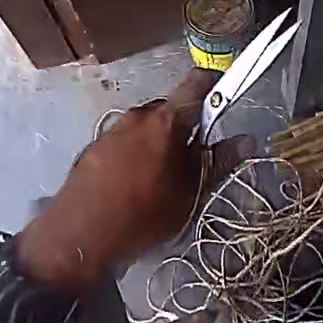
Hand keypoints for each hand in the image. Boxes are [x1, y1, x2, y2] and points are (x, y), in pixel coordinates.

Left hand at [16, 69, 227, 293]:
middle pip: (171, 108)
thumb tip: (247, 140)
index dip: (215, 83)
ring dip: (160, 141)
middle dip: (187, 126)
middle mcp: (137, 116)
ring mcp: (110, 131)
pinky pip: (124, 141)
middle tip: (195, 158)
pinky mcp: (92, 149)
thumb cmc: (143, 214)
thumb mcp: (191, 192)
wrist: (75, 240)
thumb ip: (220, 161)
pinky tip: (135, 185)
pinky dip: (137, 153)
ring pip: (147, 126)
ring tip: (162, 177)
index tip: (225, 99)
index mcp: (166, 120)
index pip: (196, 83)